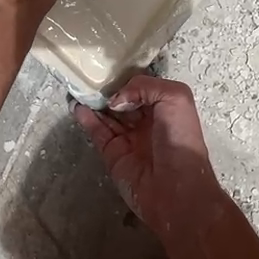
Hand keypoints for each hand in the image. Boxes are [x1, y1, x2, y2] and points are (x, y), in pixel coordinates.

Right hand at [73, 74, 218, 228]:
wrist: (176, 189)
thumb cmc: (180, 139)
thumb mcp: (175, 97)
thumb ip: (143, 87)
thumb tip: (116, 100)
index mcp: (165, 108)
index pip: (142, 89)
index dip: (128, 80)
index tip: (111, 70)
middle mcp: (146, 122)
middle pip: (123, 102)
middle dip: (108, 91)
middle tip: (90, 77)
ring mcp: (129, 139)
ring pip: (108, 116)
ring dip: (93, 102)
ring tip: (79, 88)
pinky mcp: (113, 155)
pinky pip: (98, 132)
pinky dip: (86, 119)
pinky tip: (77, 106)